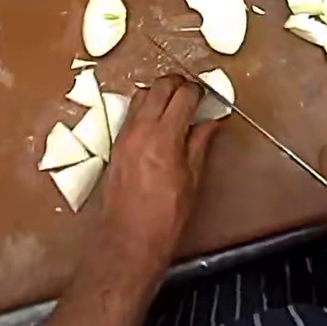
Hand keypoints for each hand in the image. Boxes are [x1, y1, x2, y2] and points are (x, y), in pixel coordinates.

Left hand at [20, 77, 220, 325]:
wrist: (127, 242)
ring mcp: (125, 134)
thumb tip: (211, 121)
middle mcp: (141, 129)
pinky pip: (132, 111)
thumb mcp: (192, 180)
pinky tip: (157, 119)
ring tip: (175, 103)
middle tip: (192, 93)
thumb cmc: (165, 218)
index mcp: (164, 137)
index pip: (183, 95)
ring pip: (143, 94)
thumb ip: (200, 143)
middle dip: (179, 83)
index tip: (206, 95)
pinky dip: (146, 106)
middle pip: (160, 86)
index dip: (198, 90)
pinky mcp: (115, 143)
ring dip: (160, 91)